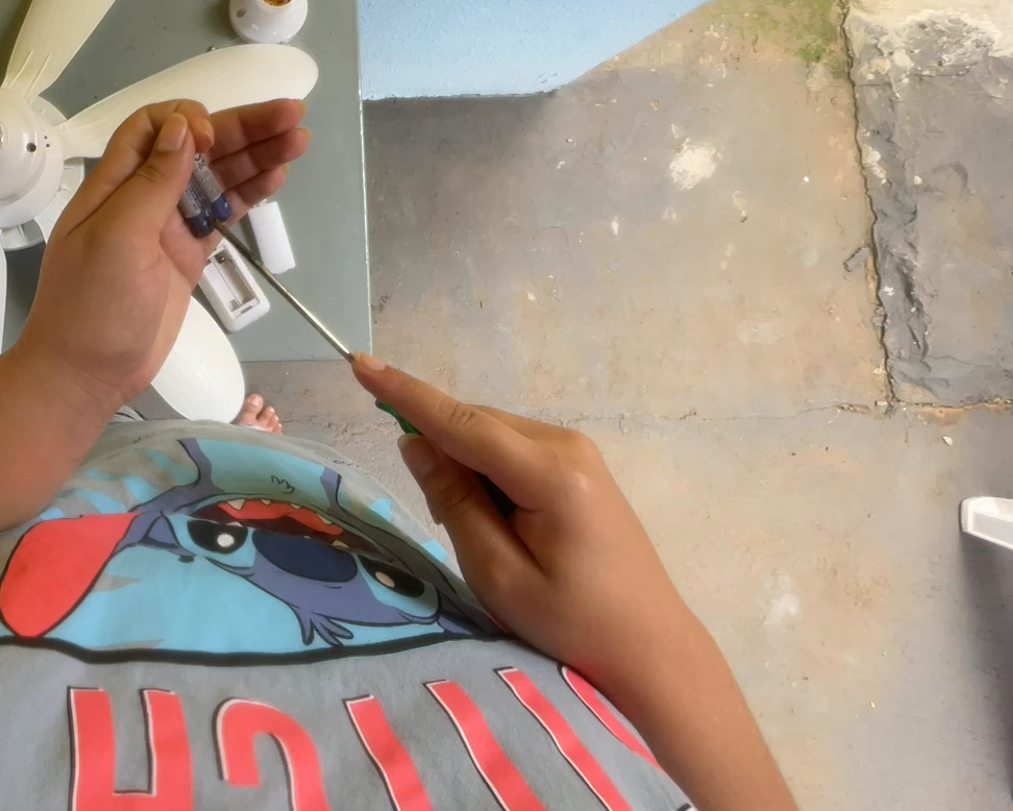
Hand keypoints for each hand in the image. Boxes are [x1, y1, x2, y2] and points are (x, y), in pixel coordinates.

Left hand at [17, 99, 309, 413]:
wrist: (87, 373)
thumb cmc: (93, 304)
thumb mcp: (118, 236)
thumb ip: (151, 181)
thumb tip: (182, 125)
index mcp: (114, 184)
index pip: (153, 128)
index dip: (187, 121)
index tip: (213, 140)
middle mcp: (142, 197)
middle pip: (196, 148)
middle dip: (241, 128)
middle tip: (293, 115)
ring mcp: (166, 227)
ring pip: (215, 179)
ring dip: (255, 157)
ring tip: (299, 139)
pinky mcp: (186, 256)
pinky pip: (219, 215)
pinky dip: (247, 195)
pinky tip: (275, 177)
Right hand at [351, 355, 708, 696]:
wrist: (653, 651)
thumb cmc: (572, 623)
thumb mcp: (496, 573)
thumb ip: (452, 500)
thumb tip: (413, 441)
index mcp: (550, 476)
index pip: (460, 422)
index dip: (404, 392)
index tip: (359, 361)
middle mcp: (566, 446)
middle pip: (471, 423)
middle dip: (438, 452)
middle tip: (441, 518)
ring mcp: (575, 450)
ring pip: (485, 432)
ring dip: (461, 464)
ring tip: (480, 529)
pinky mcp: (576, 462)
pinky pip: (505, 444)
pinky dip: (483, 469)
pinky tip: (500, 516)